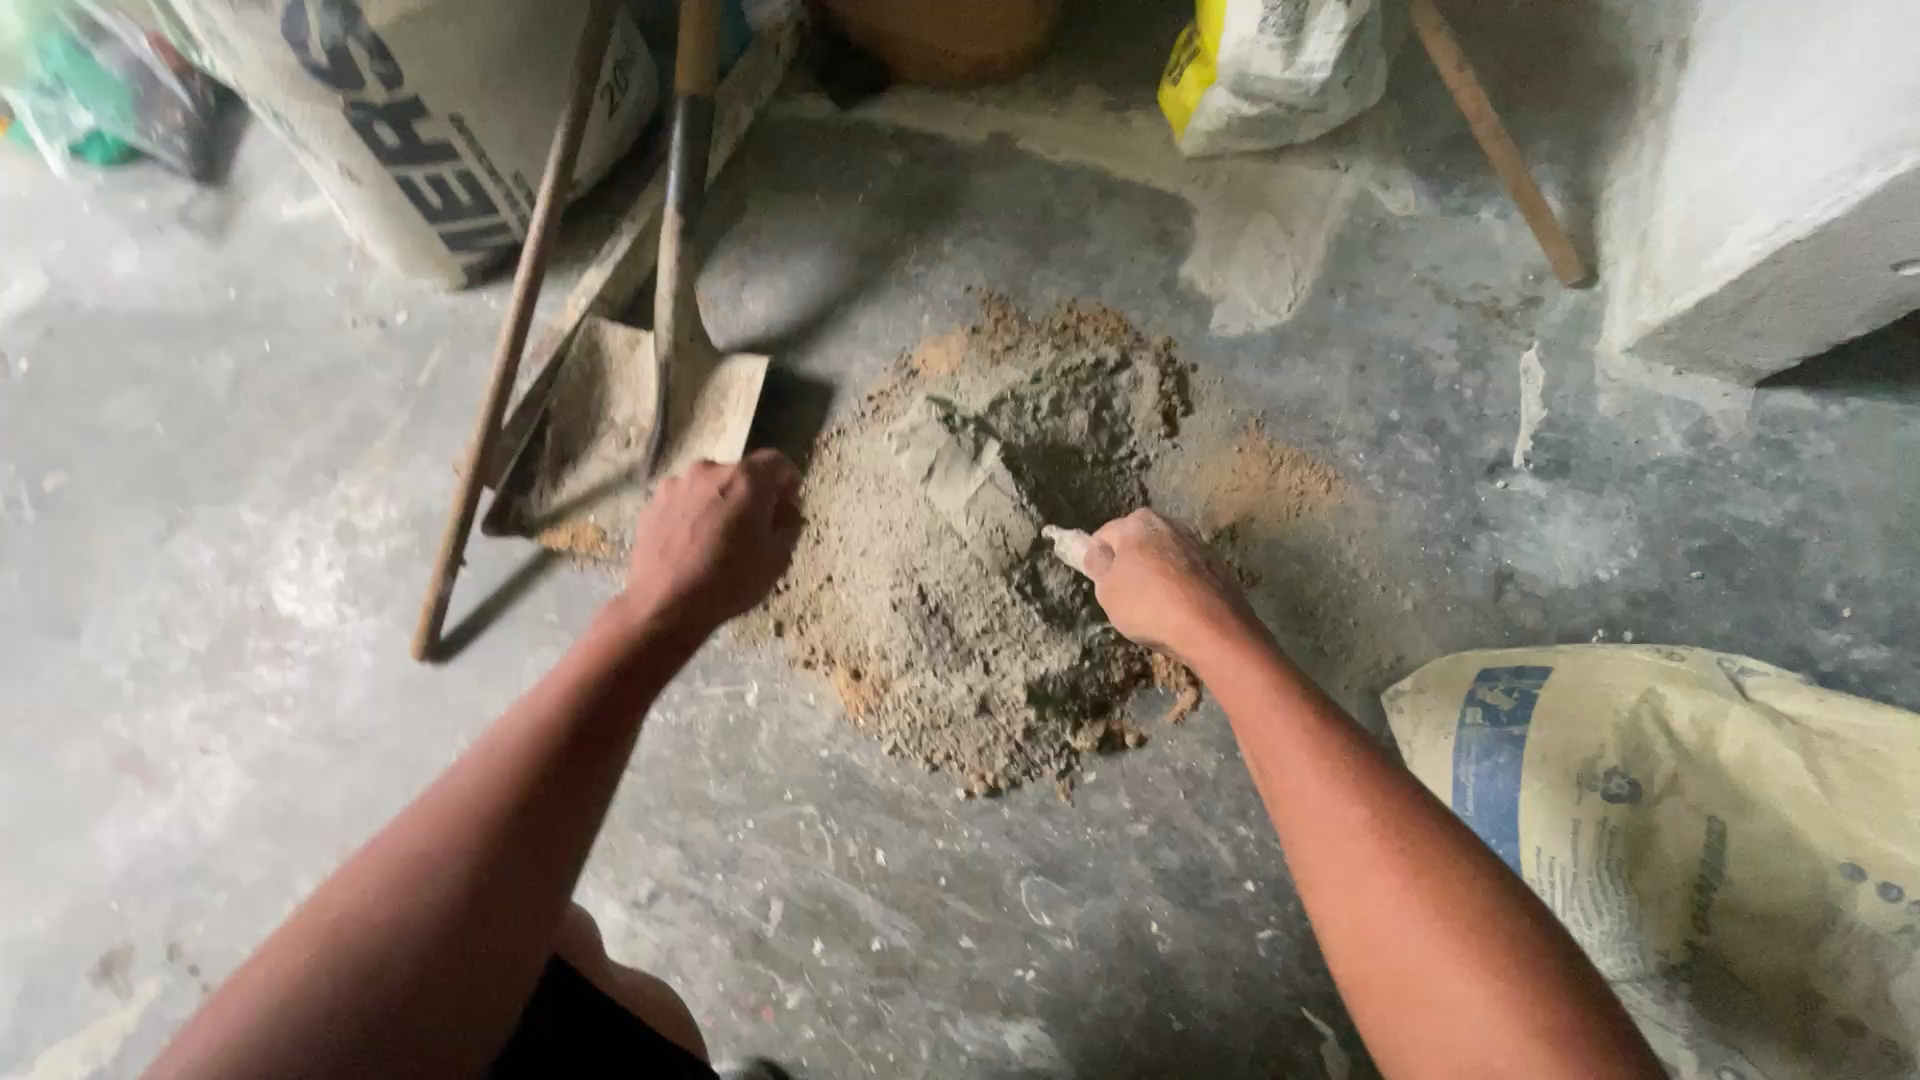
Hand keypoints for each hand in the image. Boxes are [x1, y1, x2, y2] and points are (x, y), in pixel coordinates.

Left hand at [614, 449, 802, 640]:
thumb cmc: (730, 581)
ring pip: (712, 486)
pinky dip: (697, 512)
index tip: (787, 507)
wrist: (665, 604)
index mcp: (747, 480)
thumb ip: (790, 525)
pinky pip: (687, 499)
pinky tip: (694, 543)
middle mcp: (710, 470)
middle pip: (743, 473)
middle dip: (754, 495)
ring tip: (720, 538)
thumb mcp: (778, 558)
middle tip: (755, 528)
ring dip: (723, 502)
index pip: (778, 462)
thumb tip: (786, 512)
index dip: (789, 482)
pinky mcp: (653, 501)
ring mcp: (677, 484)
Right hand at [1059, 508, 1265, 665]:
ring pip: (1163, 556)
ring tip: (1153, 605)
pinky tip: (1177, 607)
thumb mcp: (1107, 591)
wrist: (1212, 629)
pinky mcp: (1217, 565)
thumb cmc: (1148, 606)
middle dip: (1128, 563)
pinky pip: (1185, 571)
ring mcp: (1196, 543)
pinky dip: (1178, 584)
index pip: (1104, 536)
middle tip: (1124, 595)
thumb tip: (1097, 551)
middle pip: (1136, 542)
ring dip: (1154, 573)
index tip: (1100, 583)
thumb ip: (1097, 565)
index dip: (1097, 560)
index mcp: (1138, 522)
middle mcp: (1169, 523)